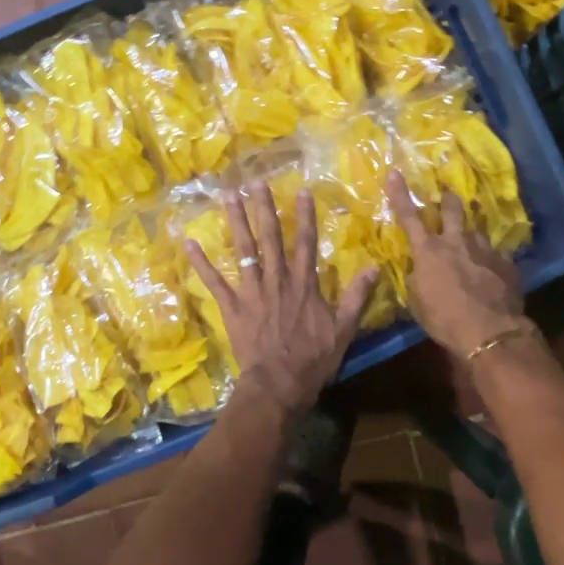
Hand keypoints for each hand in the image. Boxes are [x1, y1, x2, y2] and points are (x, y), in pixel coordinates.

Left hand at [186, 181, 377, 414]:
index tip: (301, 190)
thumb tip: (374, 268)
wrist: (280, 384)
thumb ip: (356, 297)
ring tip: (228, 196)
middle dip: (264, 207)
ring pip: (243, 249)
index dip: (305, 216)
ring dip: (235, 222)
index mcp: (304, 284)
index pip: (306, 243)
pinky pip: (214, 281)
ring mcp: (252, 291)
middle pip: (271, 237)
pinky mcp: (232, 307)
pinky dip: (202, 263)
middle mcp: (277, 280)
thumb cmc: (313, 359)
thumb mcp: (344, 330)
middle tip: (255, 181)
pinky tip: (189, 242)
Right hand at [386, 170, 527, 356]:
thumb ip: (417, 279)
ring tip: (475, 229)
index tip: (394, 172)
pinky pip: (497, 255)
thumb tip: (419, 270)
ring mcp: (485, 250)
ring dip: (473, 227)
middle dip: (449, 199)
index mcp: (429, 251)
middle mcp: (456, 242)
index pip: (408, 216)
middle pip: (452, 210)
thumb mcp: (417, 302)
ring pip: (478, 229)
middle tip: (449, 193)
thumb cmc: (444, 319)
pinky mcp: (506, 264)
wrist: (489, 332)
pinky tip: (494, 268)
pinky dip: (492, 259)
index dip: (400, 194)